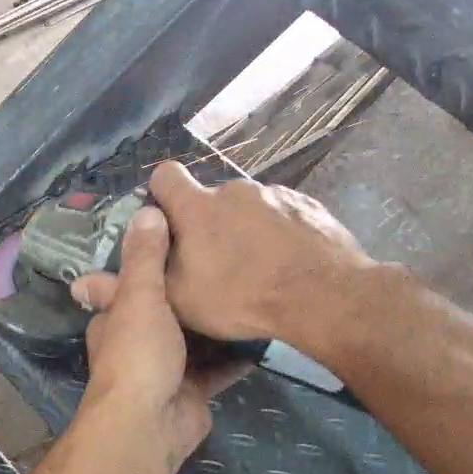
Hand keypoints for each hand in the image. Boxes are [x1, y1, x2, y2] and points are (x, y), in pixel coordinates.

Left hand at [70, 206, 248, 470]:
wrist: (151, 423)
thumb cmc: (139, 354)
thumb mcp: (140, 296)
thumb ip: (146, 257)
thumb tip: (147, 211)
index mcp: (115, 318)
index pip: (134, 282)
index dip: (158, 262)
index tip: (194, 240)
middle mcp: (137, 342)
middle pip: (171, 311)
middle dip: (197, 293)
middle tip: (238, 263)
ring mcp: (165, 368)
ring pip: (197, 339)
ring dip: (221, 323)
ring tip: (259, 292)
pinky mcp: (193, 390)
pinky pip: (219, 367)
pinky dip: (239, 354)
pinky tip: (267, 333)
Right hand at [146, 161, 374, 348]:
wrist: (322, 297)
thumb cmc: (239, 298)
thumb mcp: (178, 297)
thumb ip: (156, 263)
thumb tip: (149, 242)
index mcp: (196, 208)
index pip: (165, 175)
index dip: (160, 193)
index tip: (165, 220)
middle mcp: (234, 190)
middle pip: (209, 199)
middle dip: (206, 224)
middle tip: (213, 262)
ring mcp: (275, 194)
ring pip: (246, 208)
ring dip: (242, 229)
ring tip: (255, 267)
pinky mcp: (308, 204)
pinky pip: (278, 215)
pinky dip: (274, 233)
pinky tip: (284, 263)